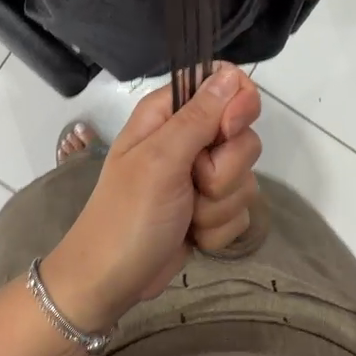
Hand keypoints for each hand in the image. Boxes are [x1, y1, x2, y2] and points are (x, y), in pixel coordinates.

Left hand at [41, 64, 262, 332]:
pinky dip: (219, 228)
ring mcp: (199, 175)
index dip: (238, 103)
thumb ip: (199, 116)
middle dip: (226, 168)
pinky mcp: (209, 208)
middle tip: (193, 182)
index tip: (230, 130)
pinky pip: (240, 209)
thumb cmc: (127, 216)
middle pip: (242, 134)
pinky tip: (193, 236)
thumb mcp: (161, 160)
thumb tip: (231, 72)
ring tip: (186, 216)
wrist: (110, 283)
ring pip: (245, 175)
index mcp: (167, 113)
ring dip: (219, 204)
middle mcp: (186, 137)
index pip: (222, 82)